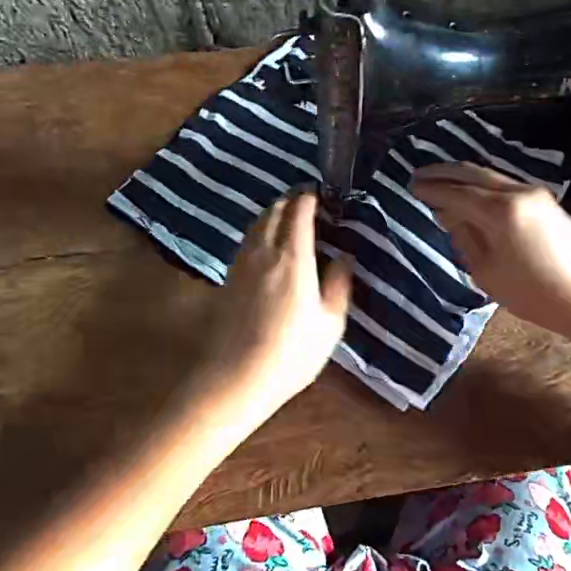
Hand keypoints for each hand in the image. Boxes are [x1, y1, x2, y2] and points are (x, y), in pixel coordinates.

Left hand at [194, 190, 353, 417]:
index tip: (318, 193)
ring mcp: (240, 264)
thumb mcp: (330, 324)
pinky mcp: (227, 279)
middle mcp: (263, 252)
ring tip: (285, 218)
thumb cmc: (291, 353)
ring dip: (271, 214)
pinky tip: (265, 245)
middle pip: (273, 212)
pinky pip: (245, 242)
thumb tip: (343, 258)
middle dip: (290, 201)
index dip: (309, 198)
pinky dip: (258, 232)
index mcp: (293, 258)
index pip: (299, 213)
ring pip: (255, 225)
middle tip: (305, 202)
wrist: (236, 377)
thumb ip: (338, 285)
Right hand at [411, 163, 570, 329]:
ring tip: (440, 182)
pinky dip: (482, 186)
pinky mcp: (546, 203)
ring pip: (490, 177)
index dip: (432, 189)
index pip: (457, 192)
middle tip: (419, 175)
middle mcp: (518, 193)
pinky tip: (470, 196)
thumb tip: (449, 215)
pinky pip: (504, 185)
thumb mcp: (486, 272)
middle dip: (444, 173)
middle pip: (474, 174)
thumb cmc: (534, 294)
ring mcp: (536, 195)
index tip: (410, 185)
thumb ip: (464, 237)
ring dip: (463, 178)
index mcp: (500, 211)